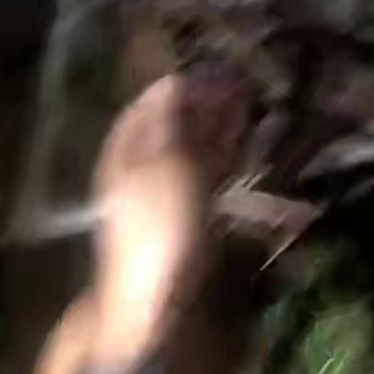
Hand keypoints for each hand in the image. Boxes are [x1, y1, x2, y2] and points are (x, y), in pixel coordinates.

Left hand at [90, 71, 246, 362]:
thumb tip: (177, 81)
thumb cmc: (160, 225)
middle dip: (205, 102)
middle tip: (239, 83)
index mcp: (126, 153)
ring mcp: (168, 192)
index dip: (180, 85)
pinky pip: (208, 170)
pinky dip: (225, 150)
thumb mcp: (165, 163)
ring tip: (247, 102)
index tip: (212, 70)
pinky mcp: (191, 214)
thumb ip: (172, 119)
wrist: (163, 303)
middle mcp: (143, 167)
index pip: (150, 105)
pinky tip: (242, 138)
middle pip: (174, 124)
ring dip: (219, 123)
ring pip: (195, 146)